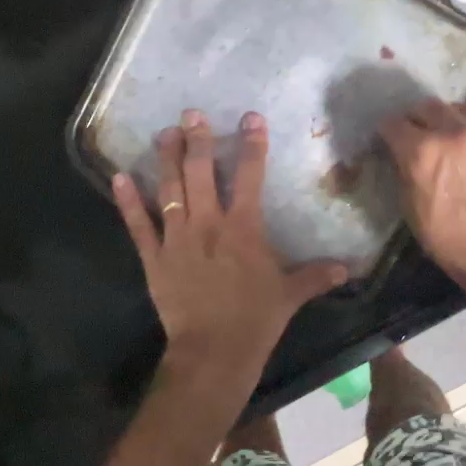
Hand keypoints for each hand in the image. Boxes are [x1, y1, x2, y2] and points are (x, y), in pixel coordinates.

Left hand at [114, 109, 348, 384]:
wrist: (214, 351)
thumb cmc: (255, 321)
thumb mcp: (290, 295)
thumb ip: (315, 276)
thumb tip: (347, 268)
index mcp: (243, 228)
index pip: (249, 176)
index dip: (251, 145)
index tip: (251, 118)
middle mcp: (208, 224)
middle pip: (200, 172)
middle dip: (198, 140)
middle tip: (192, 114)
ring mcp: (177, 239)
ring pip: (169, 190)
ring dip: (166, 159)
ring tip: (164, 133)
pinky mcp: (154, 259)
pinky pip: (138, 225)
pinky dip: (127, 201)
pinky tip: (119, 176)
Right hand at [380, 100, 465, 300]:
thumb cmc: (450, 241)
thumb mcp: (412, 209)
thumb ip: (405, 172)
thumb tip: (402, 155)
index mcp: (422, 152)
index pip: (393, 124)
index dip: (387, 132)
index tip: (389, 139)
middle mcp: (453, 132)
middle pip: (426, 106)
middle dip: (417, 119)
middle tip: (418, 135)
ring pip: (458, 108)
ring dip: (447, 120)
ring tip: (448, 137)